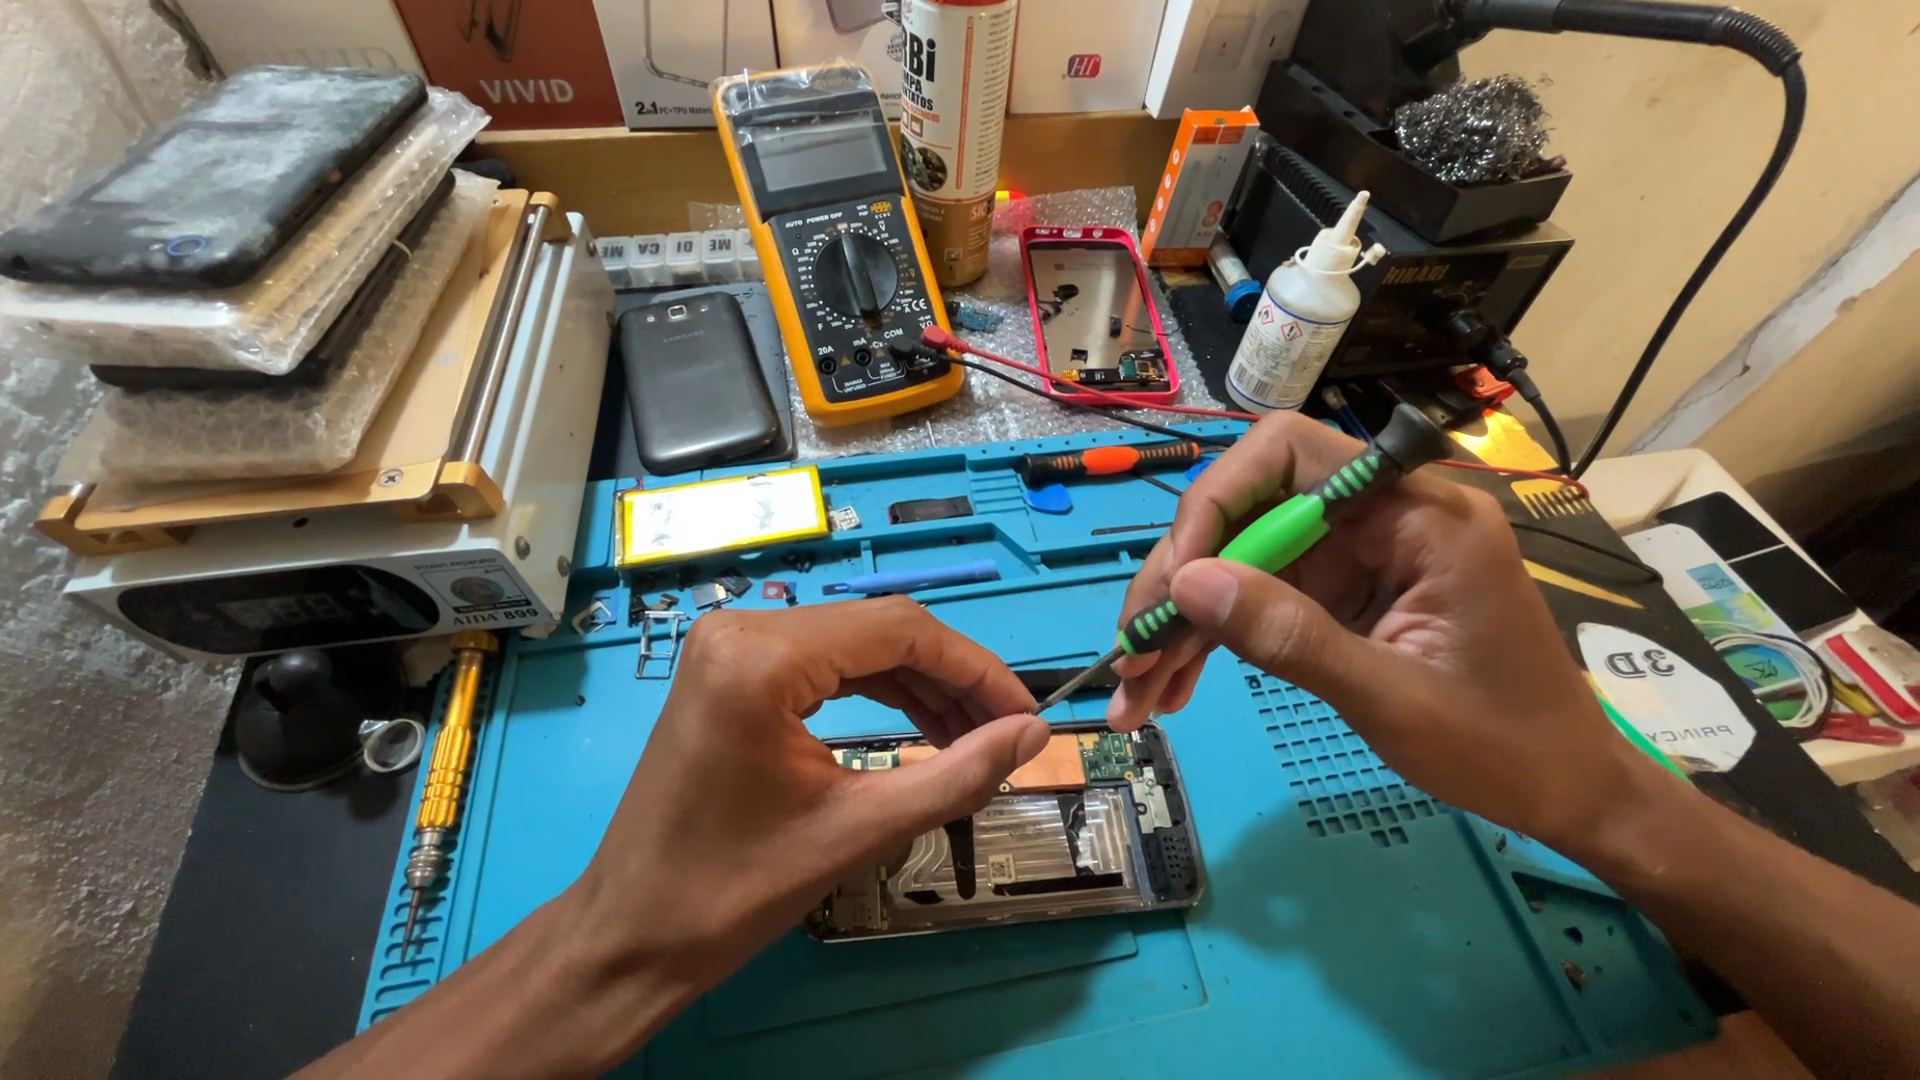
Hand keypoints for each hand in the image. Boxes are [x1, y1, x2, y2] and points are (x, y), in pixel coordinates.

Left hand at [567, 597, 1047, 1002]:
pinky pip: (826, 662)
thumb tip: (1033, 733)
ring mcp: (734, 644)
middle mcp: (745, 627)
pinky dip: (879, 689)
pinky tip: (923, 721)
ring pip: (858, 643)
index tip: (1027, 711)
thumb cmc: (737, 889)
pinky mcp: (734, 667)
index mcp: (765, 656)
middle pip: (881, 629)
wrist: (634, 931)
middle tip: (1006, 728)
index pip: (901, 630)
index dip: (976, 668)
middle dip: (953, 677)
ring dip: (921, 683)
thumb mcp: (860, 829)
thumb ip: (958, 773)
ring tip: (973, 733)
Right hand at [1108, 412, 1661, 846]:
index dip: (1217, 501)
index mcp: (1416, 514)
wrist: (1563, 791)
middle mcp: (1375, 517)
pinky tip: (1173, 685)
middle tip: (1132, 651)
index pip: (1288, 453)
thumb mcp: (1390, 698)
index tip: (1179, 576)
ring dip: (1180, 621)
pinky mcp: (1332, 591)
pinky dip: (1208, 640)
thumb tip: (1188, 583)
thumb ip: (1289, 636)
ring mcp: (1349, 555)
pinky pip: (1251, 598)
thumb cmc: (1504, 745)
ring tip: (1138, 689)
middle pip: (1244, 512)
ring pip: (1234, 559)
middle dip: (1179, 580)